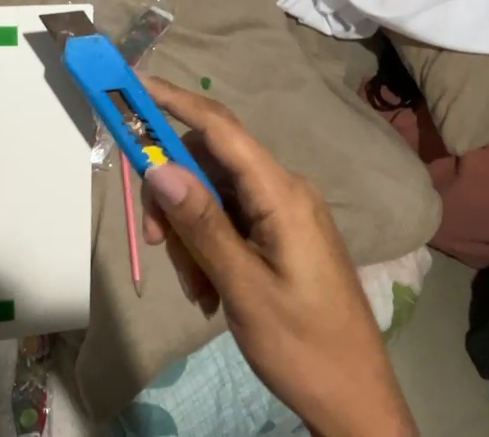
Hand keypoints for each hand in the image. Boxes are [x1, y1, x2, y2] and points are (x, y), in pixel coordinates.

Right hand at [140, 78, 416, 436]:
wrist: (356, 401)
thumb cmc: (303, 345)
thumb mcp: (243, 288)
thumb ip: (200, 224)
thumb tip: (157, 166)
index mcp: (281, 192)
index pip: (219, 128)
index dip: (174, 101)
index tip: (132, 86)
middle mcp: (283, 189)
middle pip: (207, 165)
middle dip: (173, 199)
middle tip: (155, 244)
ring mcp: (283, 212)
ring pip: (212, 197)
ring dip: (190, 236)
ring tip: (197, 290)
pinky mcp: (280, 233)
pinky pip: (229, 221)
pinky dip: (207, 248)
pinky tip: (209, 292)